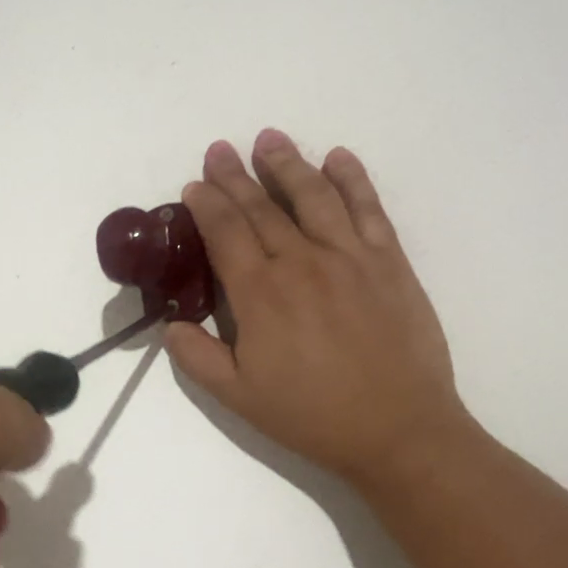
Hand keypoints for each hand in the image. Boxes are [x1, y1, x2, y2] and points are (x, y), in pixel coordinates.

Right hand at [165, 130, 474, 482]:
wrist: (398, 429)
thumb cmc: (310, 417)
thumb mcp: (237, 398)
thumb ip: (198, 358)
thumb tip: (170, 325)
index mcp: (260, 295)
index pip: (226, 234)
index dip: (207, 206)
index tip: (194, 185)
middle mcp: (302, 263)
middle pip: (262, 208)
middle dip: (236, 177)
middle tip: (219, 149)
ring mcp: (350, 258)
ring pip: (313, 197)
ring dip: (287, 164)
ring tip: (269, 138)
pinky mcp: (389, 262)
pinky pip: (368, 209)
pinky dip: (353, 180)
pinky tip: (339, 158)